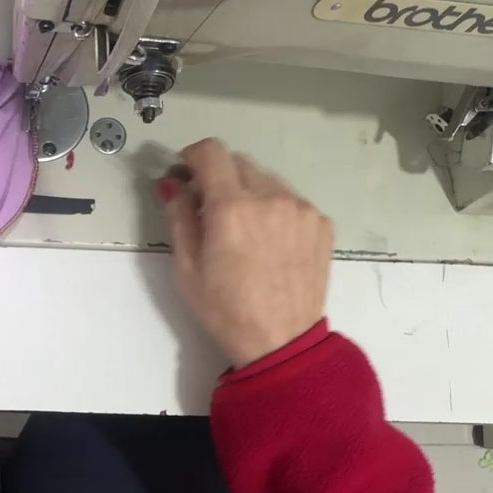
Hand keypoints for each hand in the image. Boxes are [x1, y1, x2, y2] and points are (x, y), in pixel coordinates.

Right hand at [158, 138, 333, 367]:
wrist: (281, 341)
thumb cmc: (224, 310)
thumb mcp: (187, 268)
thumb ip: (179, 218)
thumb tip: (172, 185)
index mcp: (232, 207)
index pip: (211, 152)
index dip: (192, 155)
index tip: (184, 172)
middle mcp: (271, 196)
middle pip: (239, 162)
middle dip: (218, 176)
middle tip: (208, 208)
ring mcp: (301, 207)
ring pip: (266, 179)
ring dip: (248, 192)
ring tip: (242, 231)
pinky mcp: (321, 222)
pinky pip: (290, 200)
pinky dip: (273, 209)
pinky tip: (268, 243)